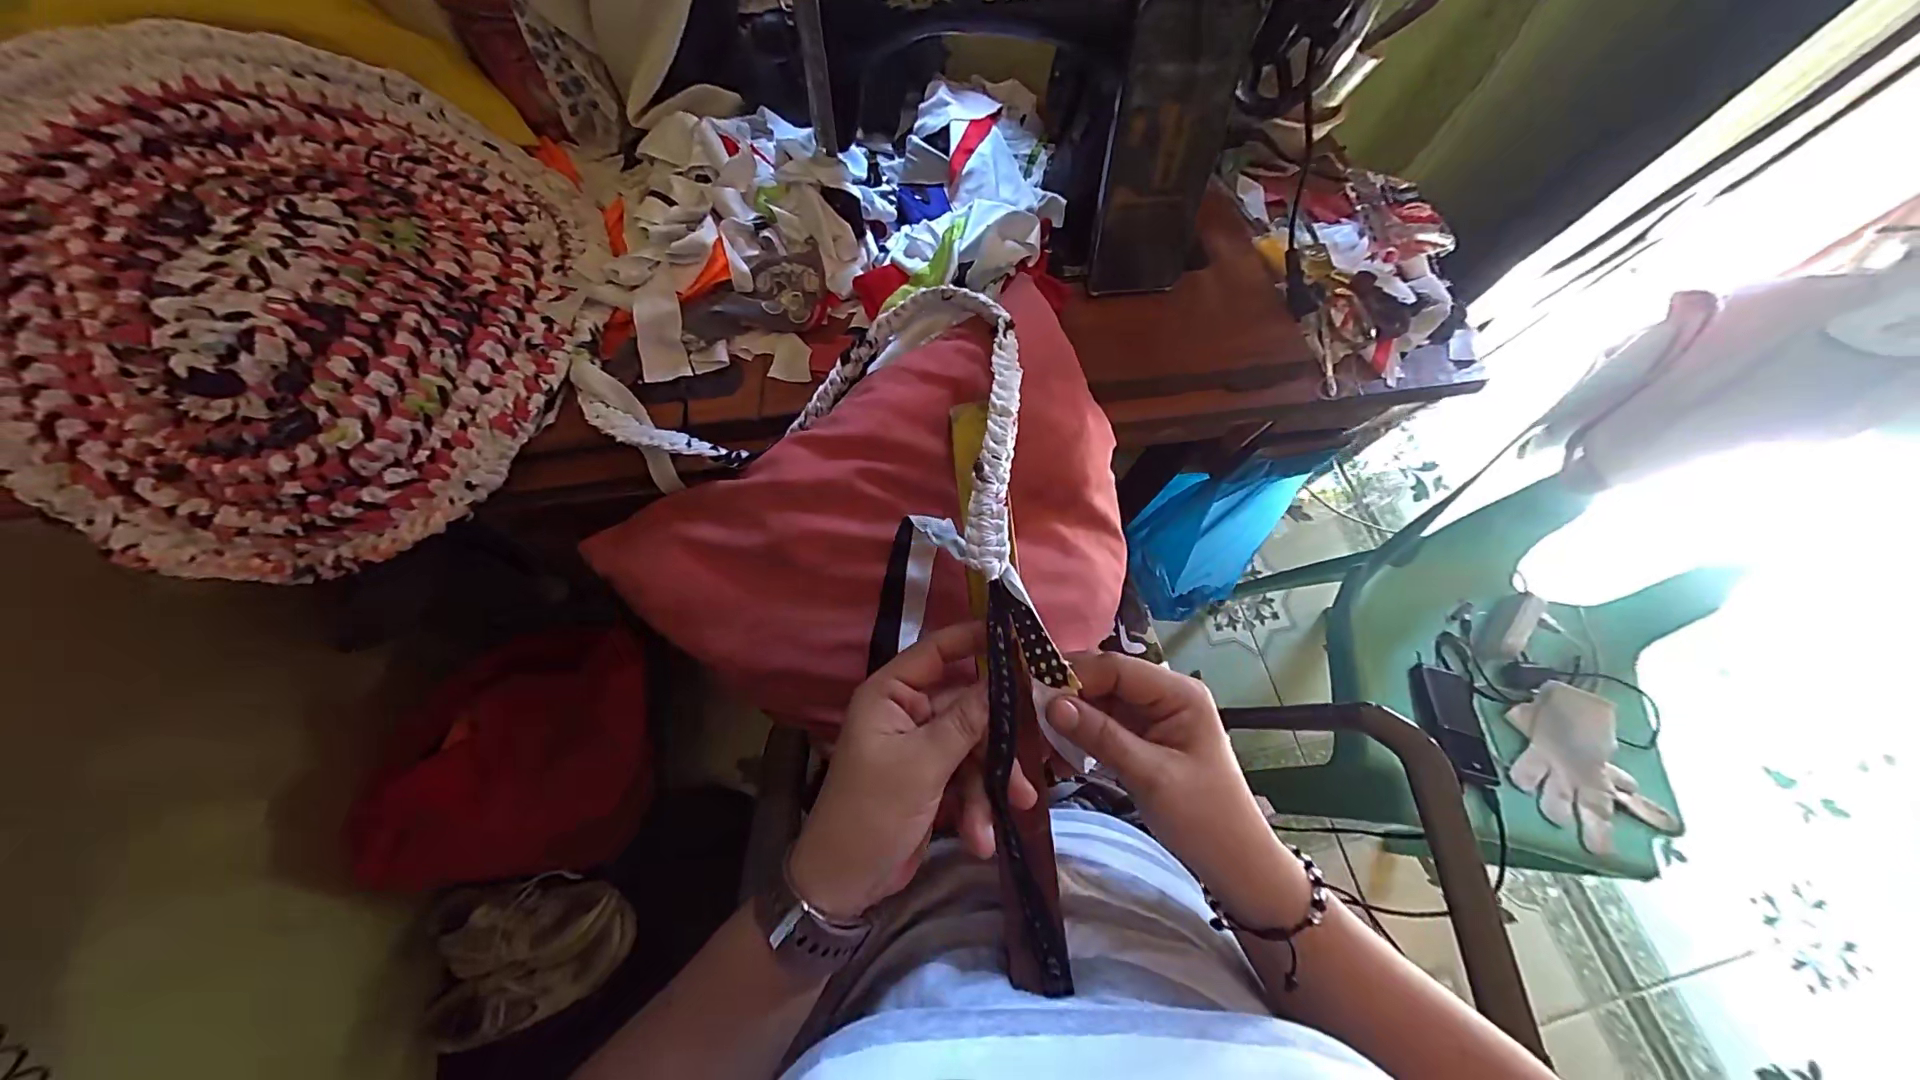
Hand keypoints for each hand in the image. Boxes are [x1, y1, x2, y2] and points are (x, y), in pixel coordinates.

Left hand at [788, 623, 1037, 919]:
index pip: (936, 651)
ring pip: (974, 745)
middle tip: (1037, 744)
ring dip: (992, 780)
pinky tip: (980, 838)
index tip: (1019, 636)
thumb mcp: (923, 765)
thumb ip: (965, 721)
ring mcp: (922, 746)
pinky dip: (978, 806)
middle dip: (998, 736)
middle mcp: (908, 712)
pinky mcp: (934, 778)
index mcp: (891, 694)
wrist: (846, 884)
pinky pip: (969, 777)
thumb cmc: (872, 812)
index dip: (975, 639)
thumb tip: (1001, 681)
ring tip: (1015, 805)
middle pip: (967, 705)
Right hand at [1045, 652, 1308, 923]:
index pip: (1115, 667)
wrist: (1236, 866)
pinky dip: (1078, 740)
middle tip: (1026, 717)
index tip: (1032, 693)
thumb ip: (1100, 736)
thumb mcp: (1150, 775)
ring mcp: (1151, 717)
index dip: (1073, 675)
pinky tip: (1056, 757)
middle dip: (1066, 698)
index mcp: (1177, 691)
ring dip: (1068, 721)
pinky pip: (1101, 727)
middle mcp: (1163, 695)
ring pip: (1097, 704)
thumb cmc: (1204, 819)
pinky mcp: (1141, 739)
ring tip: (1037, 741)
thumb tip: (1051, 704)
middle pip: (1103, 682)